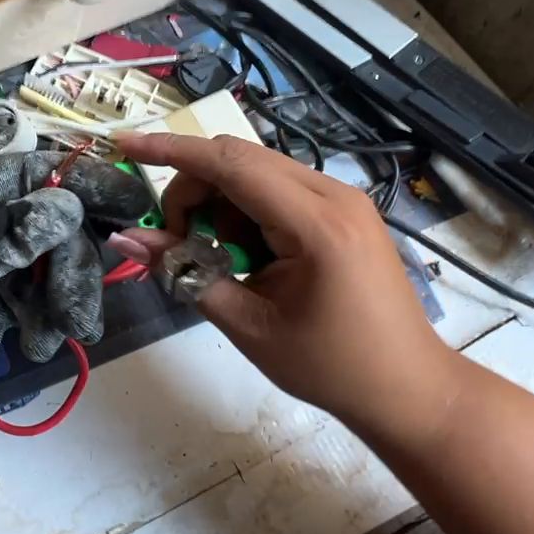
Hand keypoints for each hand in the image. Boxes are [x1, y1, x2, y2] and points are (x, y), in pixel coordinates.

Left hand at [0, 151, 150, 474]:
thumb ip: (0, 239)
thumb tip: (63, 206)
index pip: (38, 172)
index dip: (86, 180)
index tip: (130, 200)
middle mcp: (0, 220)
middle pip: (67, 222)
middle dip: (77, 266)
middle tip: (75, 315)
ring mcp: (14, 257)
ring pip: (71, 260)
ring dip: (71, 299)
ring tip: (55, 335)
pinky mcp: (24, 293)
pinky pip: (62, 294)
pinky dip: (57, 320)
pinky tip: (35, 343)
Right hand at [110, 133, 460, 441]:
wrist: (409, 388)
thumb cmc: (331, 367)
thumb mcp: (247, 324)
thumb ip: (183, 273)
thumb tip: (124, 240)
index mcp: (316, 223)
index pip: (228, 163)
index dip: (170, 149)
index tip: (124, 145)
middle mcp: (332, 193)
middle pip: (235, 159)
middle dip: (192, 190)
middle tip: (178, 243)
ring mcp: (341, 196)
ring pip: (251, 170)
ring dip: (219, 203)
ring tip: (226, 261)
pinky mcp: (341, 206)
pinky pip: (273, 186)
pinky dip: (244, 211)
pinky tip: (251, 255)